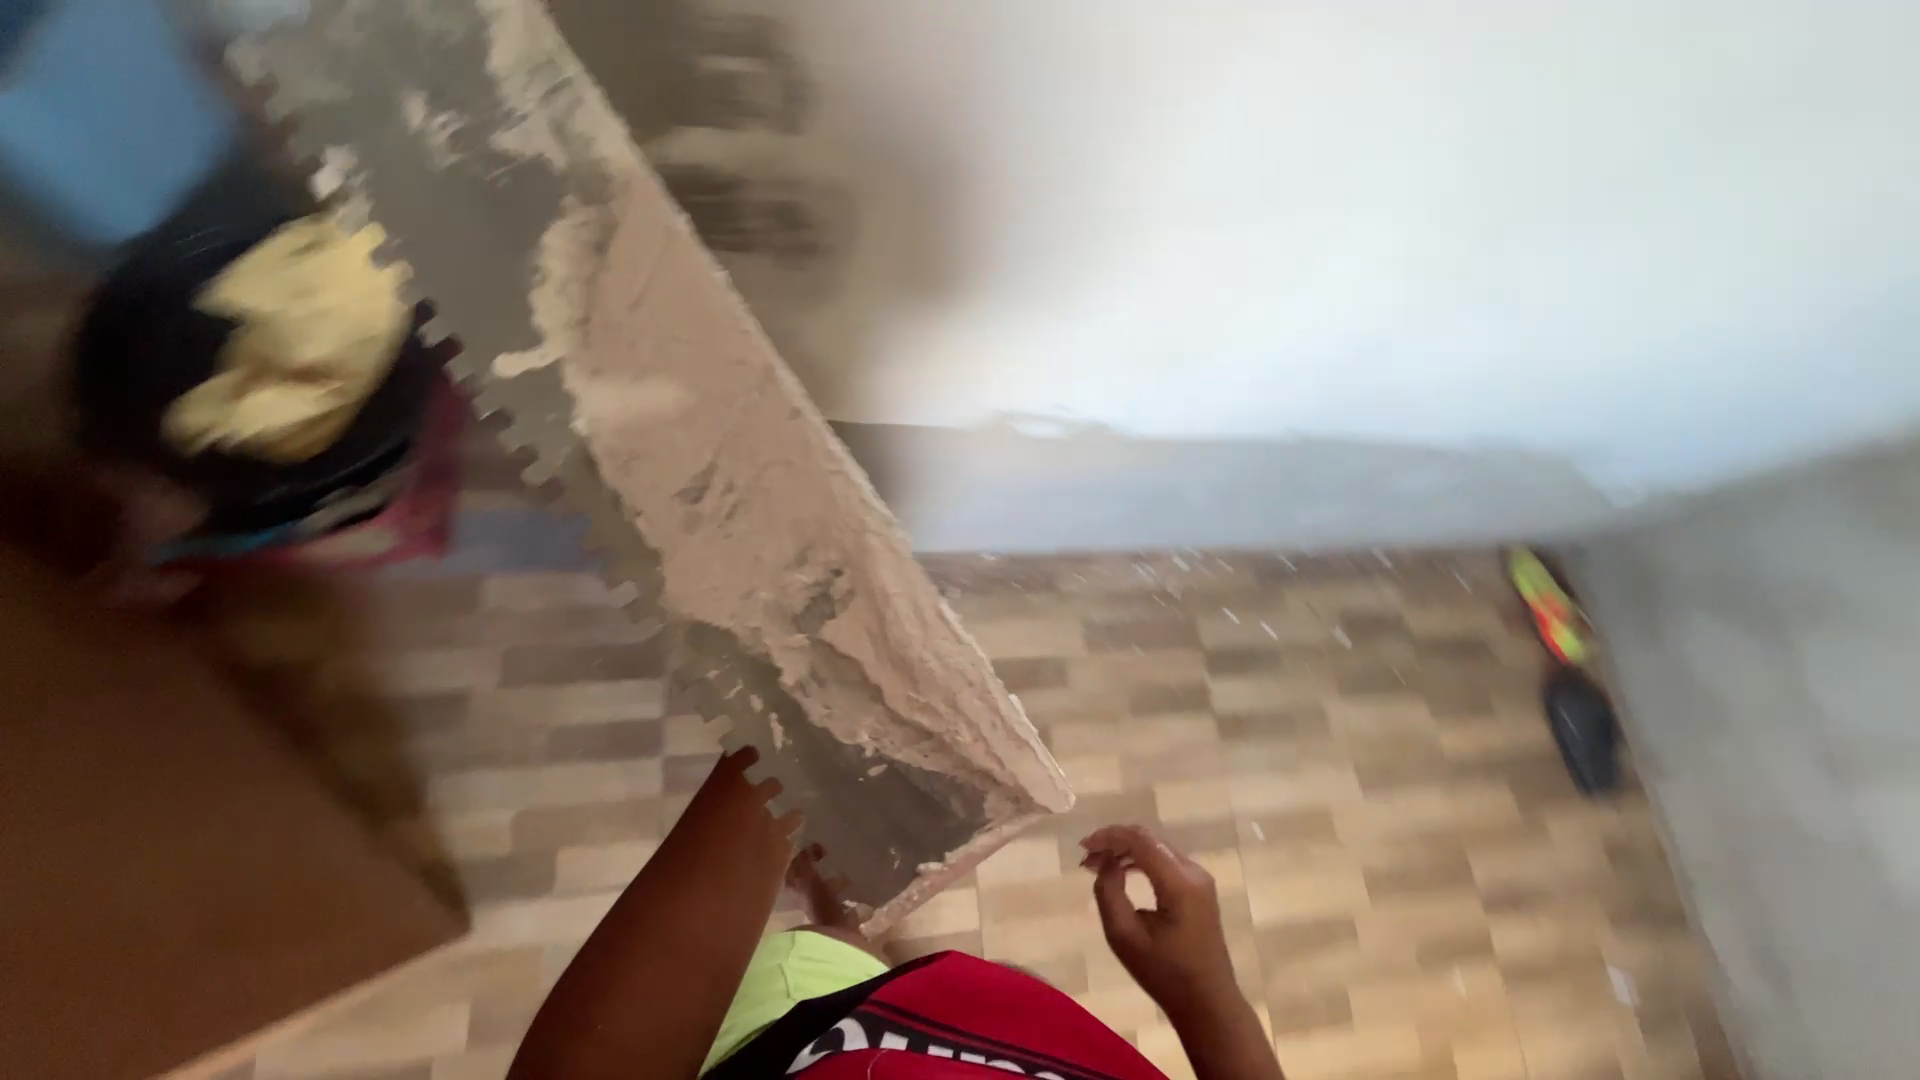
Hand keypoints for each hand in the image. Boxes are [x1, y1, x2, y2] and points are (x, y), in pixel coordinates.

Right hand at [1080, 825, 1237, 1012]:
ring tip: (1098, 864)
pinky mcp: (1199, 887)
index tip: (1083, 848)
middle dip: (1115, 842)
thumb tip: (1106, 862)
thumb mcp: (1124, 936)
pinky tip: (1123, 871)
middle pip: (1149, 840)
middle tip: (1087, 859)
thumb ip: (1109, 891)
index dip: (1109, 837)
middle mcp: (1194, 872)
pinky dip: (1141, 859)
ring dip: (1126, 850)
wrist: (1208, 1002)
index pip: (1140, 841)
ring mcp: (1200, 878)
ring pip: (1156, 847)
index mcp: (1179, 883)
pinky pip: (1165, 860)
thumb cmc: (1164, 974)